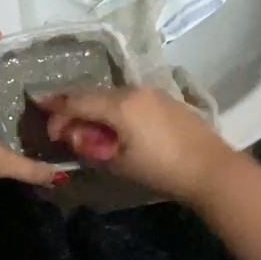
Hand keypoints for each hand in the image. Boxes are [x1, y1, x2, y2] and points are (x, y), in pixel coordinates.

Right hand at [38, 87, 230, 197]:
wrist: (212, 169)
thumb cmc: (162, 169)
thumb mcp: (119, 163)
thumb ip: (91, 147)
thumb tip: (76, 137)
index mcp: (118, 104)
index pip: (76, 102)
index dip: (57, 114)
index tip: (48, 129)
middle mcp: (132, 90)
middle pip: (92, 94)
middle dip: (73, 109)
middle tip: (61, 126)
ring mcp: (151, 92)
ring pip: (111, 95)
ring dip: (94, 108)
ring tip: (87, 127)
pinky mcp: (165, 100)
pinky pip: (129, 99)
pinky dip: (114, 109)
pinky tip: (114, 125)